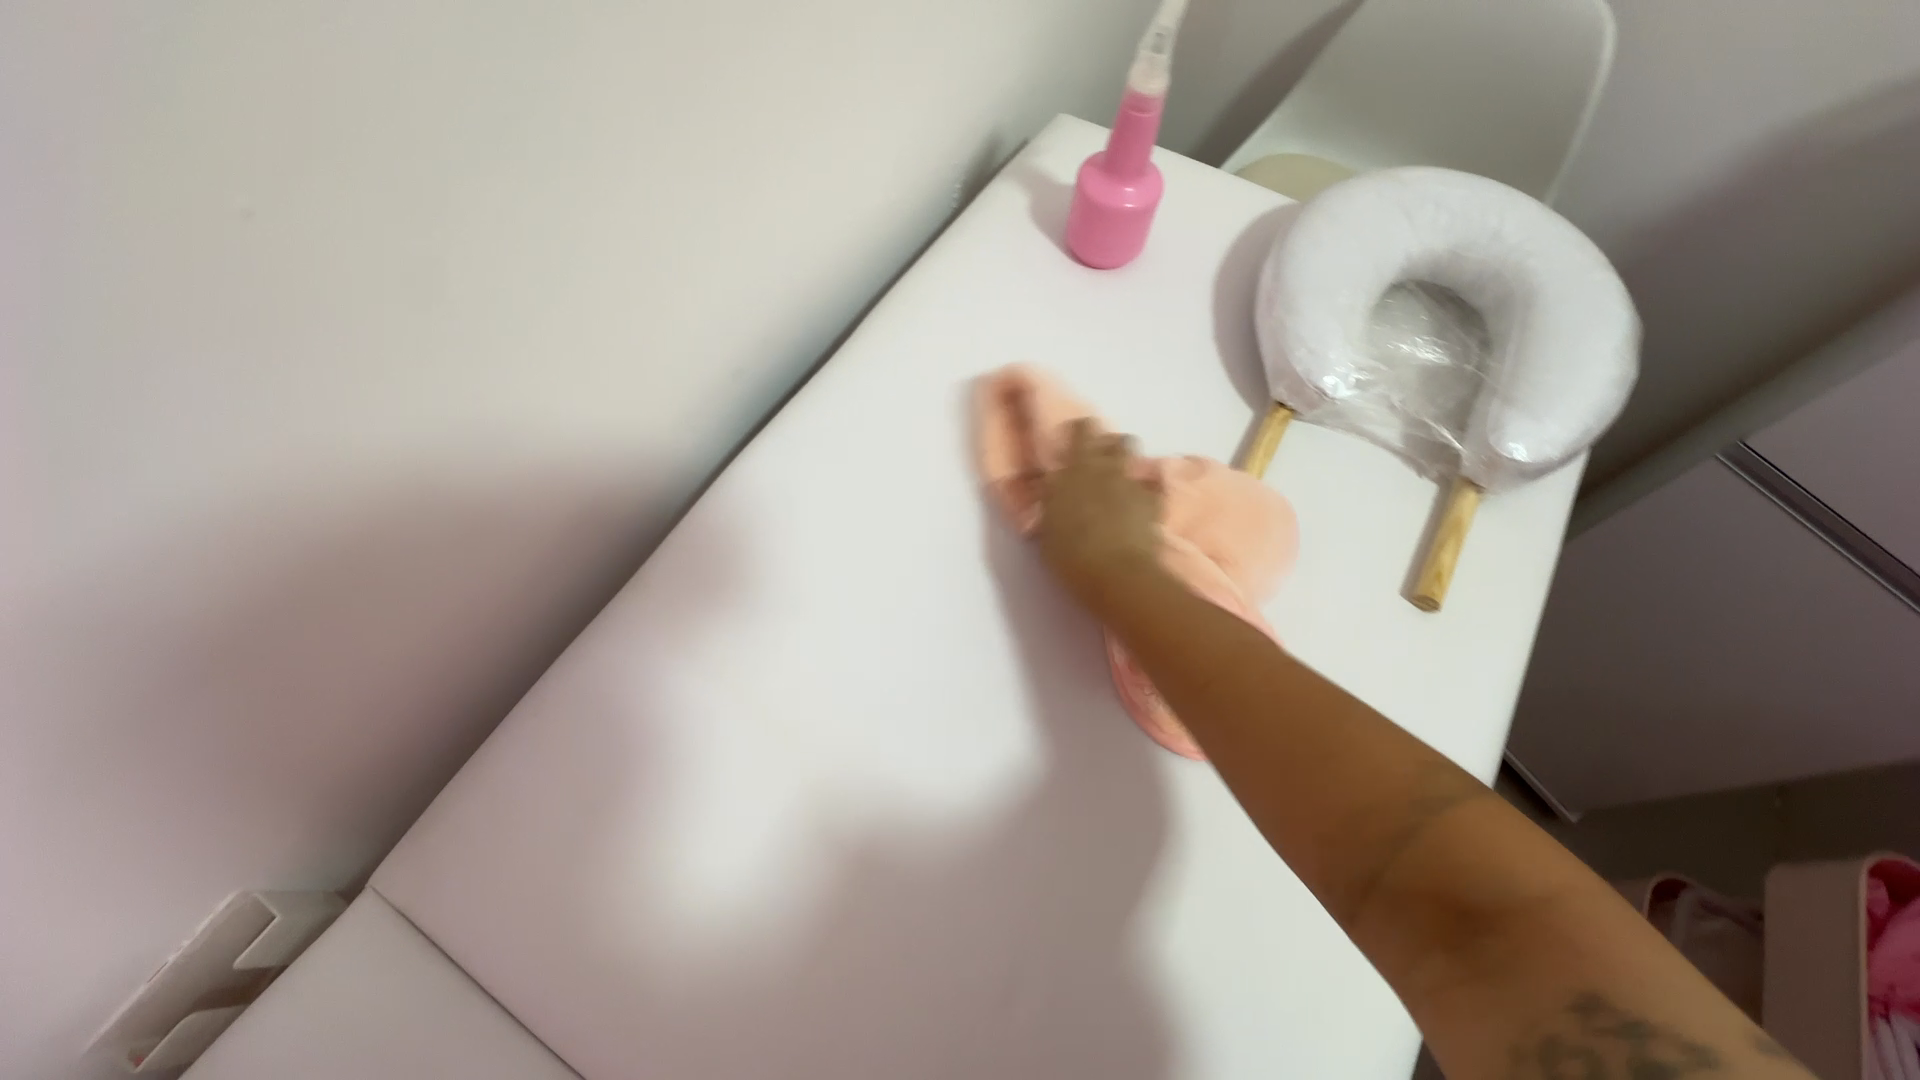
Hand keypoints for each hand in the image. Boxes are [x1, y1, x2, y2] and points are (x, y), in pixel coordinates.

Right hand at [1039, 419, 1163, 611]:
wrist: (1114, 571)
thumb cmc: (1070, 552)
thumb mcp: (1048, 527)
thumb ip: (1053, 504)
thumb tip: (1053, 492)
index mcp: (1076, 469)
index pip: (1082, 431)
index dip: (1081, 430)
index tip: (1076, 435)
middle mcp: (1106, 469)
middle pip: (1118, 441)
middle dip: (1112, 446)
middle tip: (1102, 462)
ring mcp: (1133, 484)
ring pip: (1138, 459)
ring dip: (1130, 466)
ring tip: (1123, 482)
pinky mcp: (1154, 503)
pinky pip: (1156, 489)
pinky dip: (1151, 494)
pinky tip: (1145, 506)